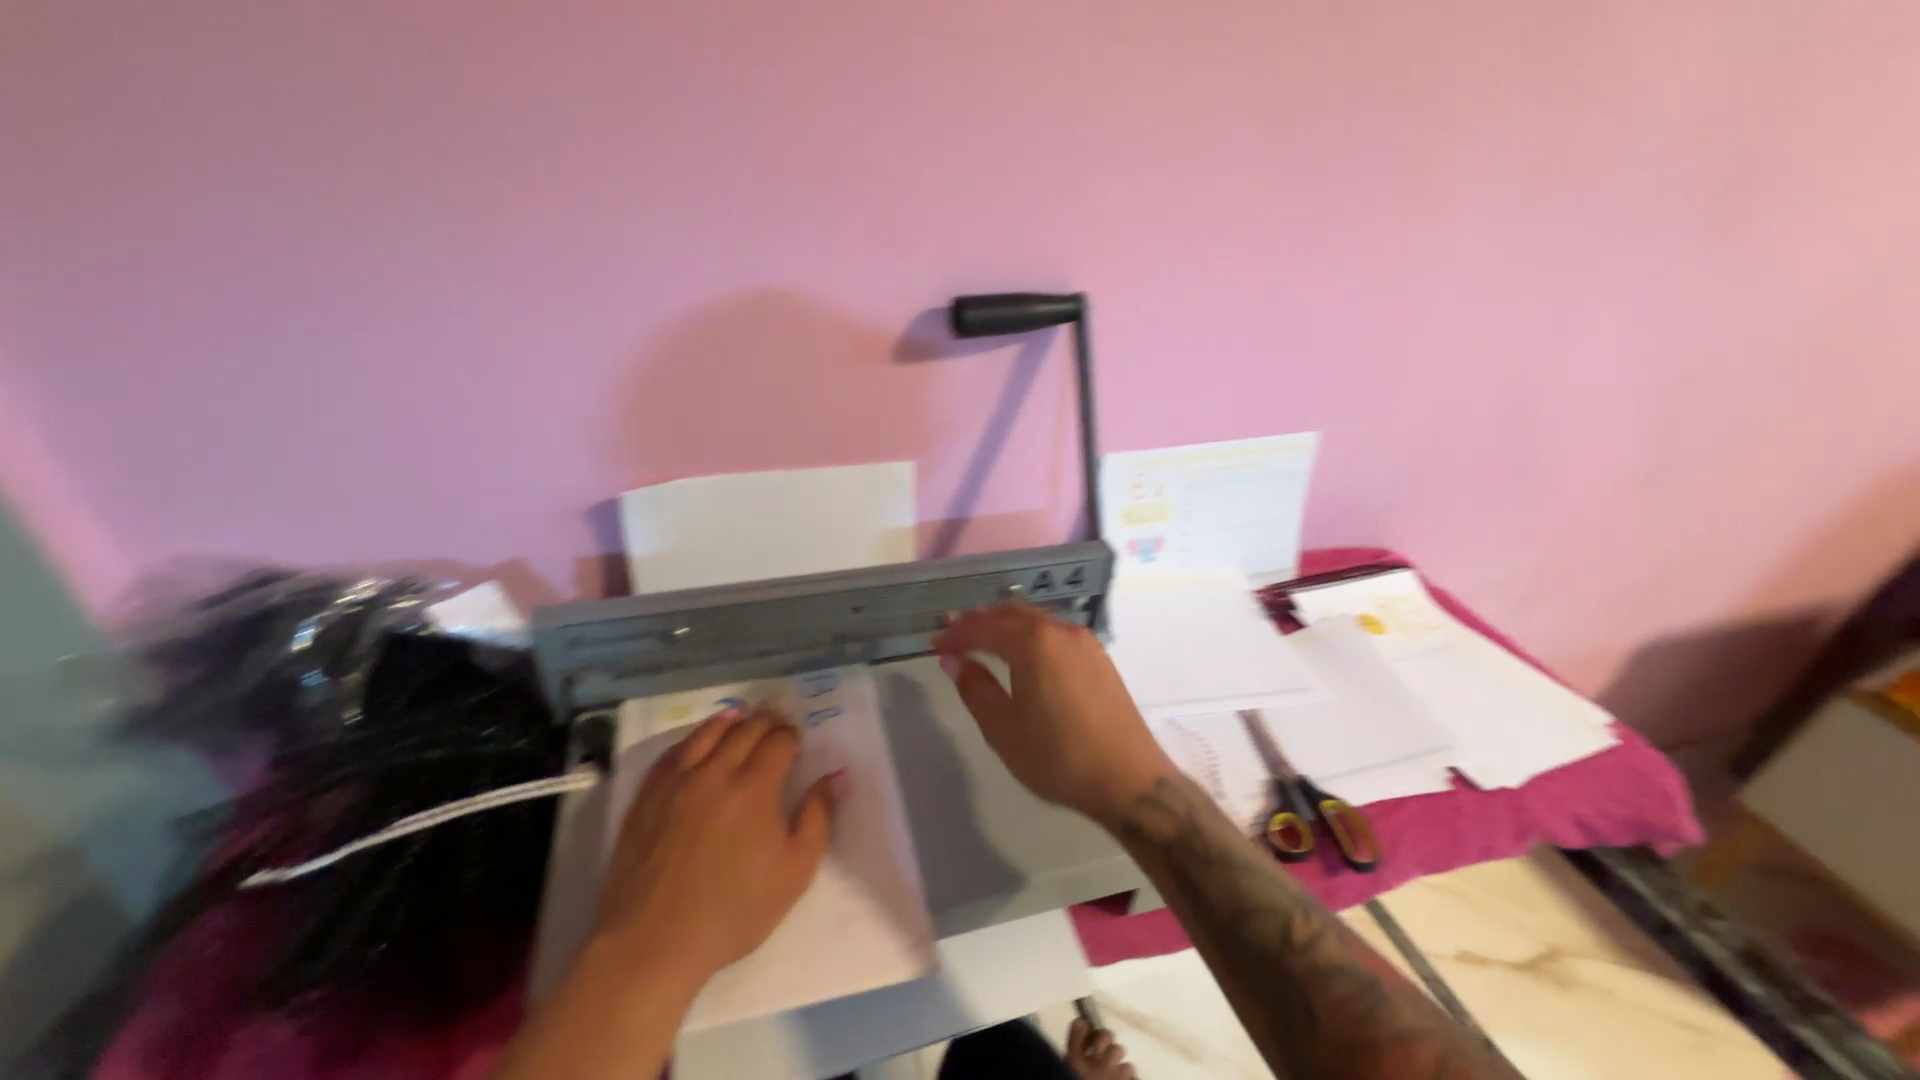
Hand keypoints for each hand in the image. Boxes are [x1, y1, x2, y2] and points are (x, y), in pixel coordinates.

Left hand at [592, 703, 837, 984]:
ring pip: (705, 734)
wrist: (654, 940)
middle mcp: (715, 772)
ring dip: (728, 721)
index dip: (792, 735)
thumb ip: (817, 818)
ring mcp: (675, 782)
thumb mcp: (795, 871)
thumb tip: (833, 778)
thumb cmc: (734, 910)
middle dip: (765, 721)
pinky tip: (694, 742)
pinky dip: (689, 739)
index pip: (778, 742)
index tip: (797, 739)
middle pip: (744, 731)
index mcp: (755, 787)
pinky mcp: (646, 797)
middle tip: (775, 719)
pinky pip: (671, 754)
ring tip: (738, 716)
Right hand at [935, 604, 1173, 828]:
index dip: (957, 634)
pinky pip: (1056, 633)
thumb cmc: (1057, 756)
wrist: (1128, 780)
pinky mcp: (1100, 659)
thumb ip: (975, 688)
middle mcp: (1061, 631)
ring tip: (983, 636)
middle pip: (1012, 614)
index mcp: (1034, 643)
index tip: (935, 641)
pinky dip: (1031, 635)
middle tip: (954, 631)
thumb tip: (954, 660)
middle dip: (980, 621)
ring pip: (1037, 620)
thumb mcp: (1003, 728)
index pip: (985, 627)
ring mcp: (1086, 643)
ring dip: (1007, 624)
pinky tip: (1023, 652)